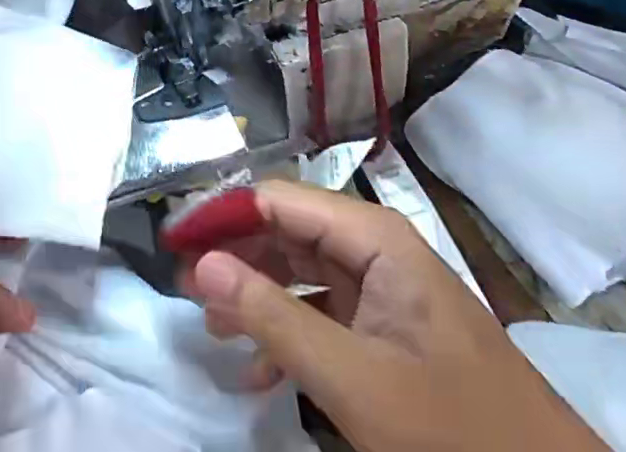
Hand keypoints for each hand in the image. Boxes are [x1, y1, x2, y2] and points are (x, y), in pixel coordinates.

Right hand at [184, 180, 606, 451]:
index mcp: (372, 236)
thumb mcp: (351, 376)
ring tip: (213, 330)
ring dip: (254, 297)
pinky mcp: (385, 328)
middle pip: (284, 231)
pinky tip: (258, 370)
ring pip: (297, 271)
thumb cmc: (451, 426)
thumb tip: (200, 263)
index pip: (275, 199)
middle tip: (184, 290)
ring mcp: (381, 289)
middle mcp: (374, 248)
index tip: (174, 244)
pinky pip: (320, 311)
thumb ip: (271, 314)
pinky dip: (284, 332)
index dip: (221, 216)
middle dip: (234, 258)